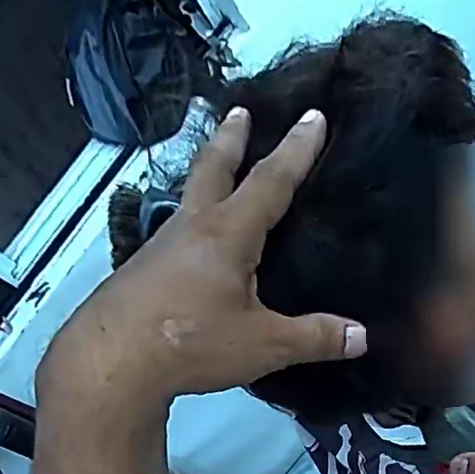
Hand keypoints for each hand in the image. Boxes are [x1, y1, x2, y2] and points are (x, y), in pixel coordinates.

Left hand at [36, 107, 366, 408]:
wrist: (111, 362)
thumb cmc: (193, 342)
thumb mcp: (265, 345)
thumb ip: (315, 338)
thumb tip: (363, 337)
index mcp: (228, 235)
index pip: (270, 183)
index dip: (296, 151)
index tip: (313, 115)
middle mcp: (192, 229)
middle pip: (213, 170)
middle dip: (232, 140)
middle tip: (240, 111)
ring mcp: (160, 247)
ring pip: (189, 197)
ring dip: (207, 174)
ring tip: (218, 167)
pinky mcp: (143, 271)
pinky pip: (176, 231)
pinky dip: (193, 218)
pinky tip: (194, 241)